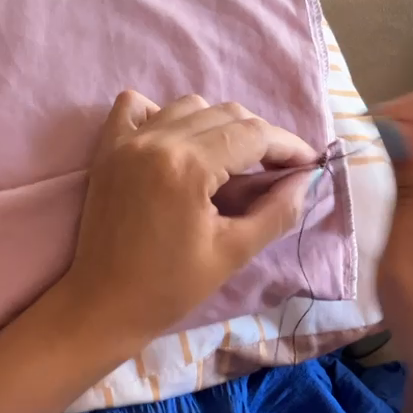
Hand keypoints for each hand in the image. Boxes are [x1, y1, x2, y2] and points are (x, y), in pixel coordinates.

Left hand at [53, 90, 317, 347]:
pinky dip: (164, 114)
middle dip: (260, 137)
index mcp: (188, 166)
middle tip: (277, 169)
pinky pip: (137, 106)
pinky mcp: (106, 149)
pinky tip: (178, 142)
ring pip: (189, 106)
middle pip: (226, 113)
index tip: (310, 164)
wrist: (102, 306)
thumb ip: (277, 212)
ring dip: (219, 124)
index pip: (254, 135)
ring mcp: (126, 141)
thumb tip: (306, 179)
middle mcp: (156, 140)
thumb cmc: (170, 288)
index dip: (289, 147)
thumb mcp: (234, 253)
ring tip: (233, 161)